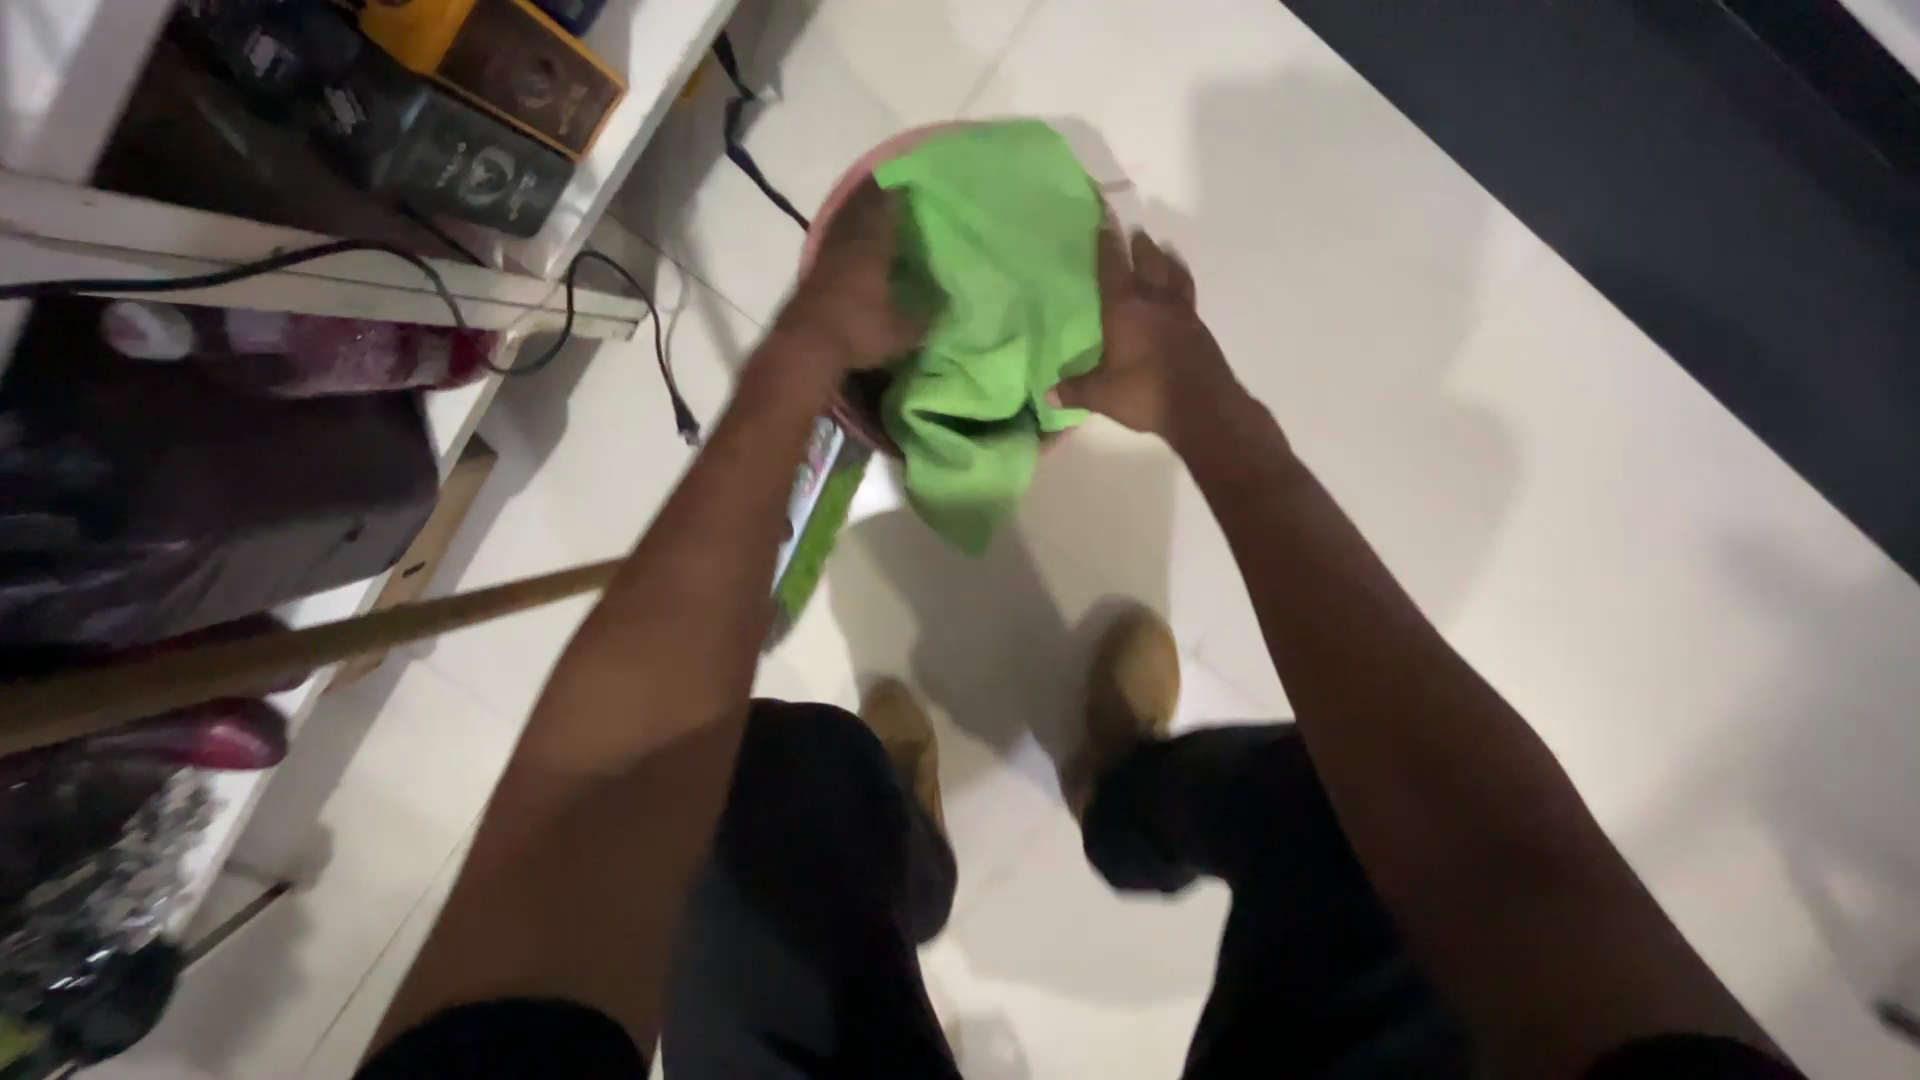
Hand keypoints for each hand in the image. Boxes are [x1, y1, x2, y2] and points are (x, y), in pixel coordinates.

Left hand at [775, 178, 925, 371]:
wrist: (804, 349)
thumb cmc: (858, 331)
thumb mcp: (904, 330)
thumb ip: (928, 313)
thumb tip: (949, 300)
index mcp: (872, 243)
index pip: (886, 203)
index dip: (899, 188)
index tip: (911, 179)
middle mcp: (847, 241)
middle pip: (860, 207)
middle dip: (875, 194)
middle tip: (890, 186)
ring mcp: (825, 256)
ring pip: (842, 223)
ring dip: (856, 212)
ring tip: (870, 208)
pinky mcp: (811, 275)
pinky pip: (832, 242)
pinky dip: (843, 235)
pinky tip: (849, 242)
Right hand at [1053, 227, 1243, 442]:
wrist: (1202, 407)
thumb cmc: (1145, 394)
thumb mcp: (1103, 396)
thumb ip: (1076, 390)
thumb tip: (1049, 395)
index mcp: (1125, 310)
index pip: (1113, 268)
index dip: (1107, 245)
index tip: (1104, 222)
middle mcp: (1155, 303)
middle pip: (1149, 263)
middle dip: (1140, 247)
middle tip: (1135, 234)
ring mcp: (1182, 314)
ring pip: (1174, 276)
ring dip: (1167, 260)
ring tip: (1164, 251)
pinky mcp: (1200, 330)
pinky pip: (1188, 297)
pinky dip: (1181, 285)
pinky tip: (1179, 293)